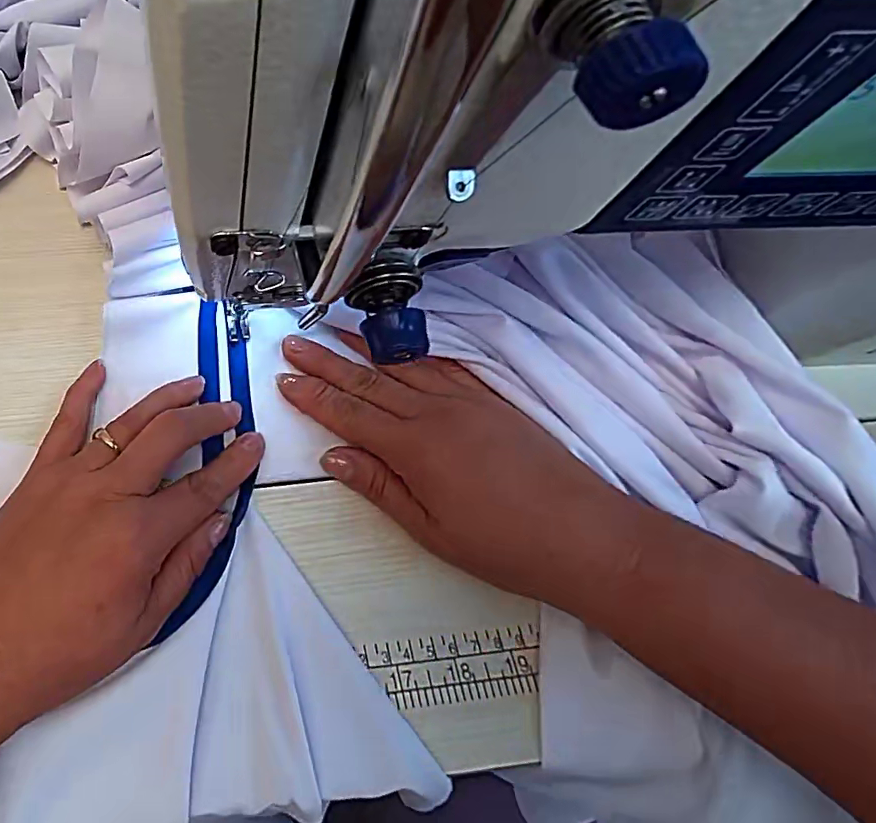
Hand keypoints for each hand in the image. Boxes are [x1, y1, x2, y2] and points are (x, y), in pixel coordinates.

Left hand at [0, 360, 261, 735]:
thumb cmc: (59, 650)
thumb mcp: (139, 625)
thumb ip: (183, 567)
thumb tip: (216, 522)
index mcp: (138, 535)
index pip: (202, 488)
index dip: (235, 465)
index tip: (253, 445)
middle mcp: (108, 493)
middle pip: (170, 437)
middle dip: (207, 418)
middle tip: (228, 410)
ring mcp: (69, 477)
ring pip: (127, 422)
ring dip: (164, 399)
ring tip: (192, 386)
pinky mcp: (38, 475)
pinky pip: (65, 422)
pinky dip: (82, 392)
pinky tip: (98, 371)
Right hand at [275, 334, 644, 607]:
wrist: (590, 537)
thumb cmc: (508, 545)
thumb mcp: (430, 529)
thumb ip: (379, 486)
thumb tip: (334, 458)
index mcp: (415, 448)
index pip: (348, 413)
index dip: (312, 396)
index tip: (286, 380)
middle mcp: (435, 414)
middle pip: (366, 381)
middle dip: (324, 362)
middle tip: (294, 344)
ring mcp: (465, 401)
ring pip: (400, 366)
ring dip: (360, 348)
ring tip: (331, 331)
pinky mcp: (490, 400)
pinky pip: (441, 366)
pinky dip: (412, 353)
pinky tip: (397, 347)